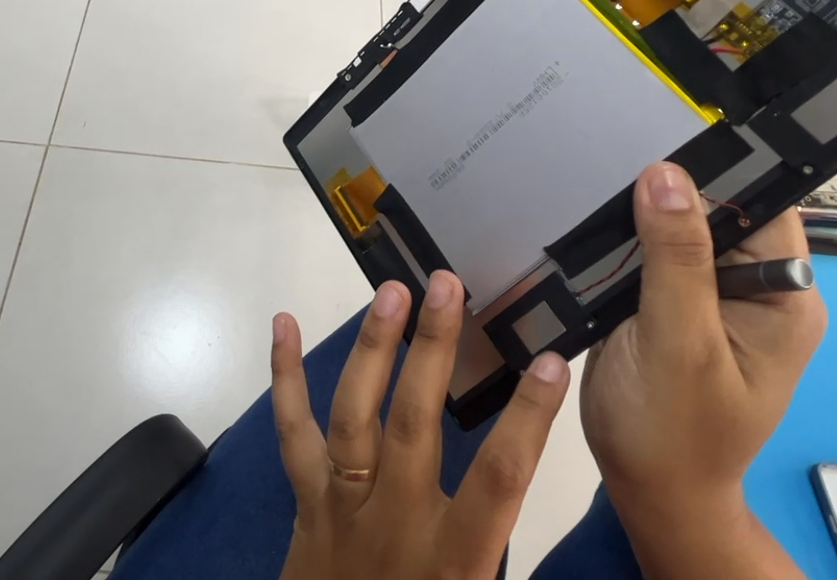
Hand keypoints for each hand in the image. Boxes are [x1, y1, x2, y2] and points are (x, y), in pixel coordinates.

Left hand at [271, 271, 570, 579]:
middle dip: (433, 349)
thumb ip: (496, 542)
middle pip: (416, 423)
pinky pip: (293, 432)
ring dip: (372, 348)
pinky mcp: (305, 498)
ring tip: (391, 292)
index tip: (552, 361)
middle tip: (447, 284)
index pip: (501, 479)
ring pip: (354, 415)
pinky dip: (286, 376)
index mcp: (453, 558)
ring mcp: (342, 503)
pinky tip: (284, 323)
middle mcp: (395, 519)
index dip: (528, 420)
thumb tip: (521, 484)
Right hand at [580, 162, 825, 578]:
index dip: (719, 169)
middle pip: (712, 211)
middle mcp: (747, 287)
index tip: (661, 128)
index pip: (760, 207)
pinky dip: (614, 235)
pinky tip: (579, 211)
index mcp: (779, 296)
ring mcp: (700, 294)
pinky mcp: (659, 302)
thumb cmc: (675, 428)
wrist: (646, 490)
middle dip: (666, 182)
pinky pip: (641, 253)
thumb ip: (676, 259)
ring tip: (586, 164)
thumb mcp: (681, 343)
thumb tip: (666, 173)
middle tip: (607, 139)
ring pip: (671, 228)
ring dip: (634, 206)